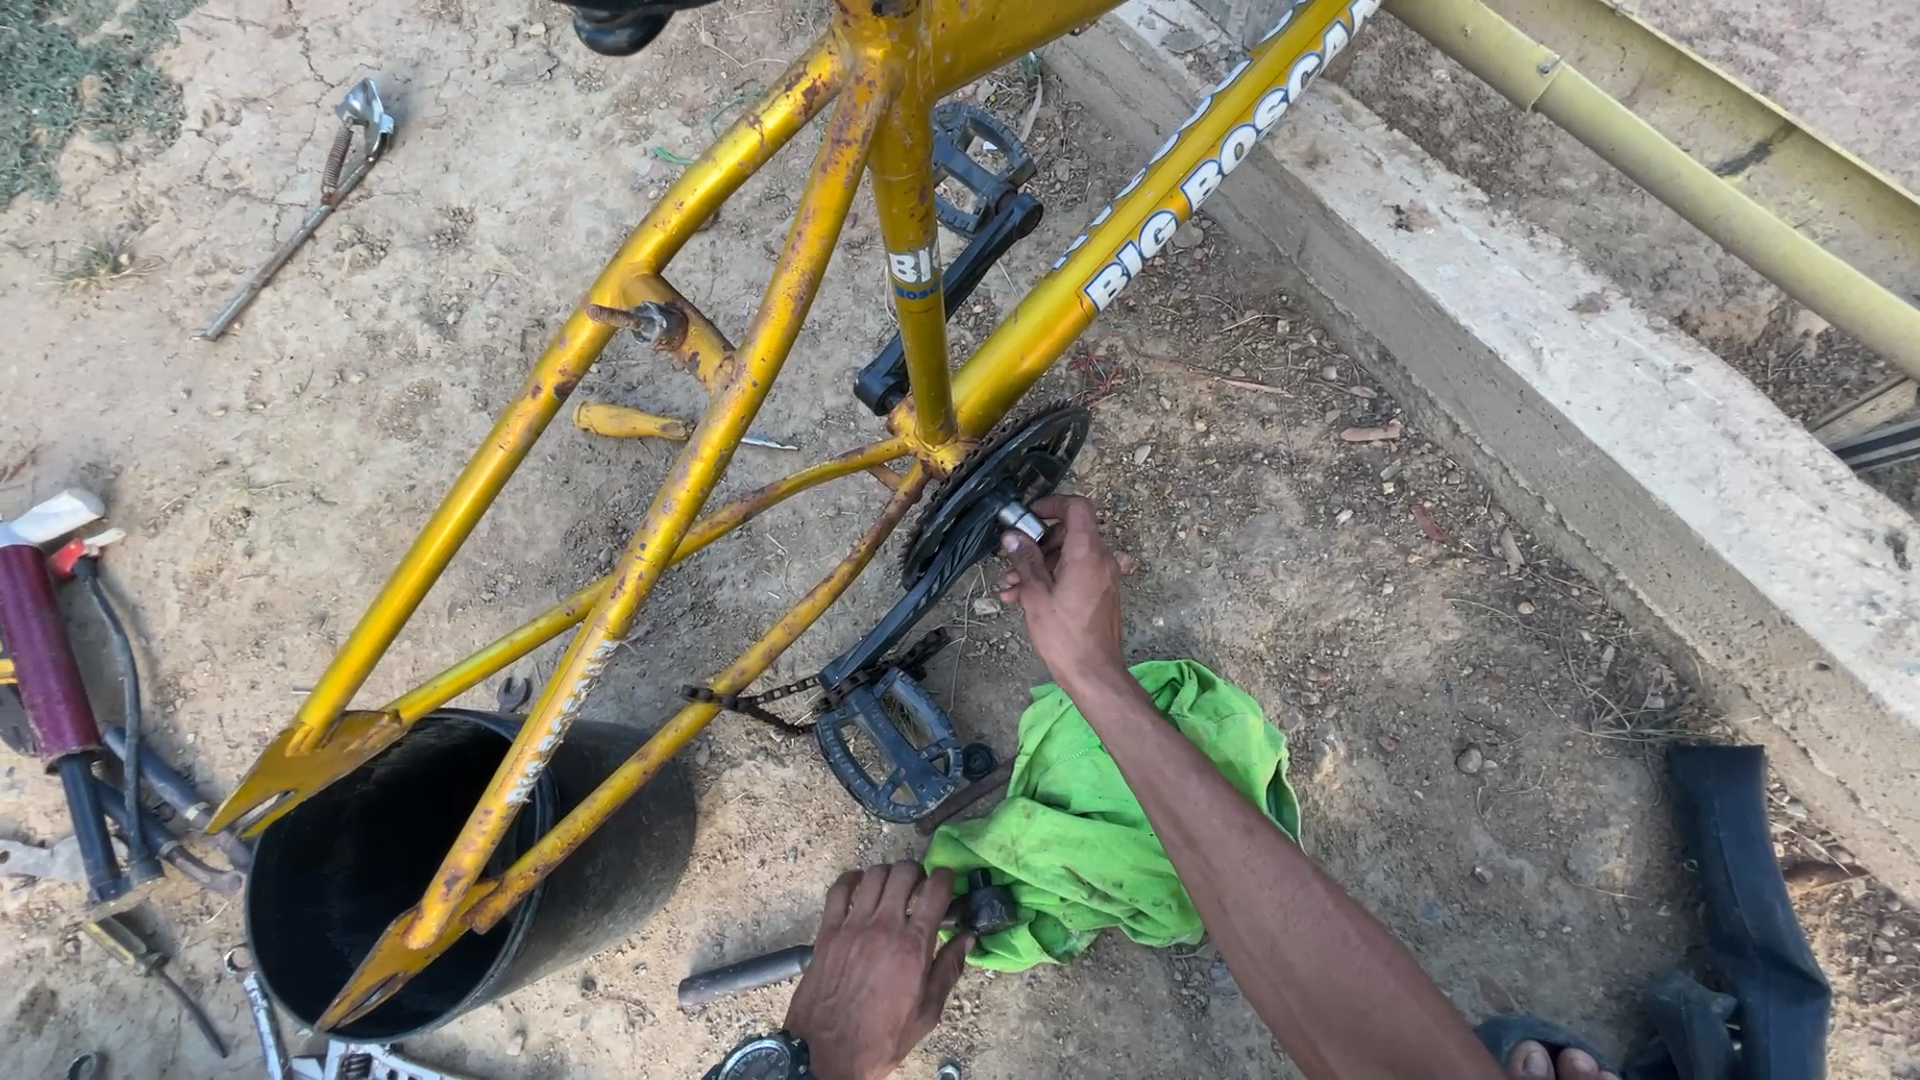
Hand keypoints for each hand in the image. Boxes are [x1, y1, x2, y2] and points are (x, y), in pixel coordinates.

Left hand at [784, 862, 972, 1079]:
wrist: (826, 1055)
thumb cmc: (881, 1039)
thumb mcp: (926, 1014)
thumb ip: (948, 970)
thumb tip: (966, 938)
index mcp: (913, 946)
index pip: (936, 889)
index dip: (947, 877)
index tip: (948, 881)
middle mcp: (884, 926)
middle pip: (904, 872)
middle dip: (917, 872)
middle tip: (920, 886)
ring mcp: (853, 925)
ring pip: (874, 874)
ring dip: (888, 874)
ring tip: (892, 887)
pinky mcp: (828, 931)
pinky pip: (839, 889)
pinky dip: (851, 879)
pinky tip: (859, 885)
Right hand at [999, 494, 1126, 688]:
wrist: (1093, 673)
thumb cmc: (1065, 636)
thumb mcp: (1036, 594)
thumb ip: (1025, 561)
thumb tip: (1013, 537)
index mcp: (1087, 553)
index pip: (1077, 507)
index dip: (1053, 504)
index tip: (1030, 516)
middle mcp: (1101, 559)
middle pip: (1069, 533)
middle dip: (1037, 543)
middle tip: (1013, 560)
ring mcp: (1104, 577)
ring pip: (1068, 556)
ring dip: (1039, 565)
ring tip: (1012, 586)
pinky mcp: (1101, 593)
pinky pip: (1076, 574)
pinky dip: (1053, 578)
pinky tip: (1024, 598)